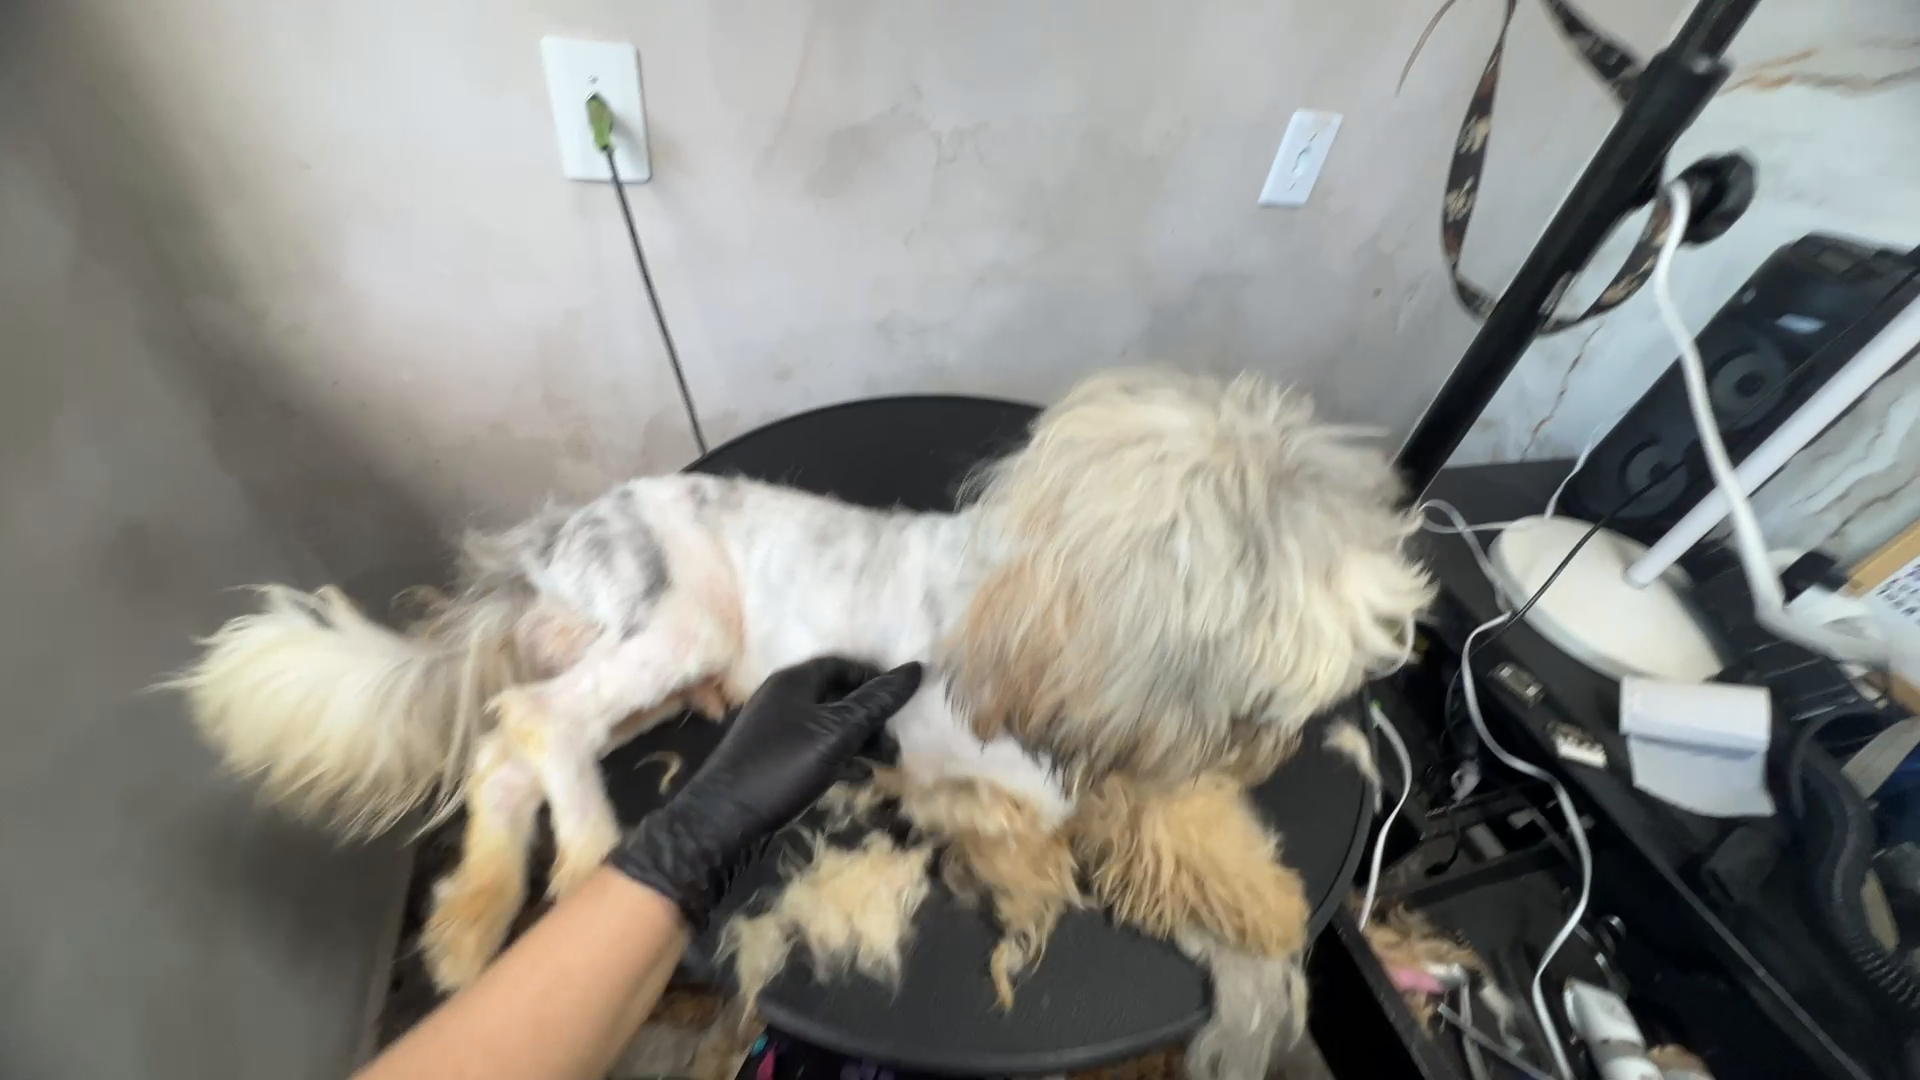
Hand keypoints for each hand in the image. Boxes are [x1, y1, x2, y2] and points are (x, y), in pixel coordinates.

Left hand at [608, 657, 922, 928]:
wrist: (719, 822)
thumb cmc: (781, 768)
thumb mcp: (837, 734)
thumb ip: (876, 702)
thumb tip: (915, 669)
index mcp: (794, 681)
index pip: (843, 664)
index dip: (874, 677)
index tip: (902, 698)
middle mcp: (782, 697)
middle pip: (836, 692)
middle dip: (870, 711)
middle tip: (898, 733)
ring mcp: (774, 729)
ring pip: (827, 722)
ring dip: (858, 736)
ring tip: (887, 759)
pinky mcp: (771, 758)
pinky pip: (815, 745)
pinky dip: (840, 755)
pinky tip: (859, 776)